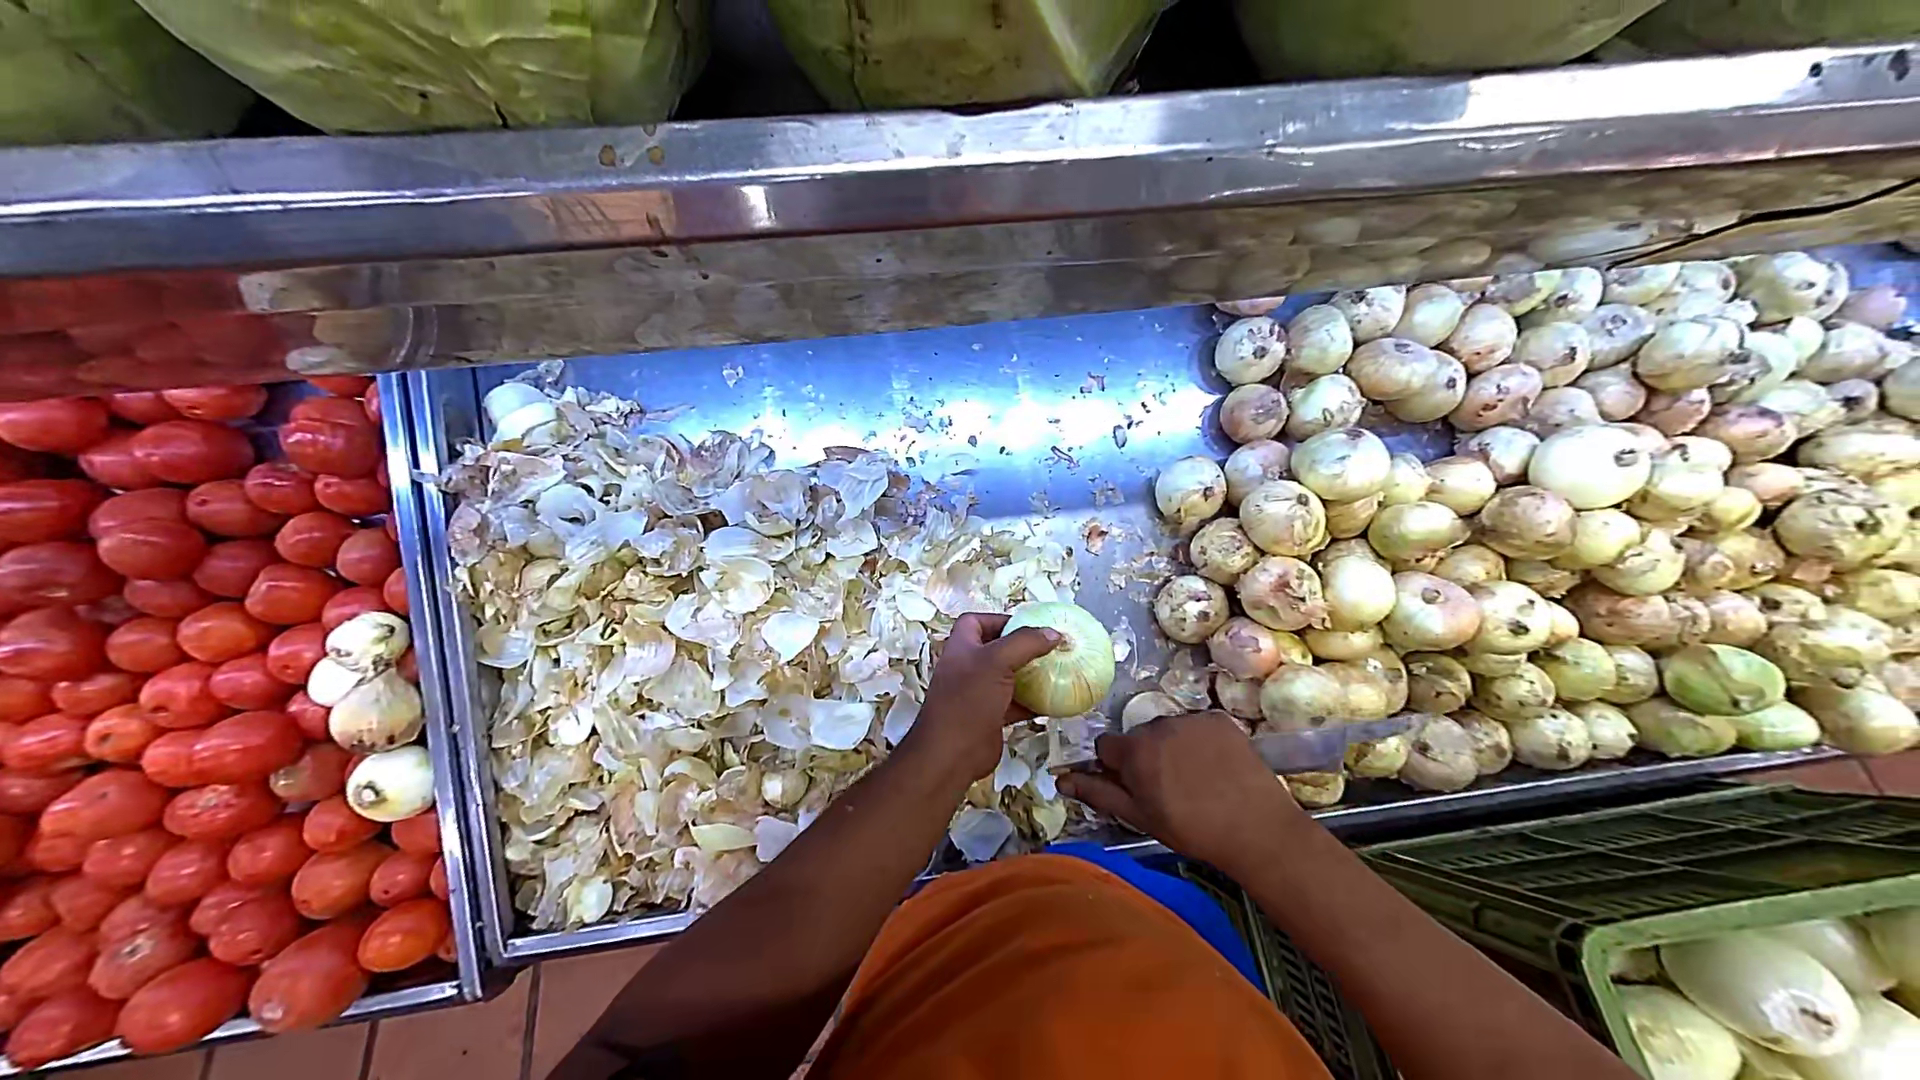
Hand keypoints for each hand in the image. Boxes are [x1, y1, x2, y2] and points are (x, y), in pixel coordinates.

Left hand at [899, 612, 1061, 784]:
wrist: (952, 753)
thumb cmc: (968, 699)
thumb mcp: (996, 661)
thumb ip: (1025, 643)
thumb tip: (1054, 633)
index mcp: (961, 647)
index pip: (976, 621)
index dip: (999, 620)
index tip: (1027, 625)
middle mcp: (968, 667)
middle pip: (996, 648)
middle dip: (1022, 647)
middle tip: (1048, 648)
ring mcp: (979, 693)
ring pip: (1009, 677)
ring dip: (1031, 674)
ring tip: (1056, 670)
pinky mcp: (991, 716)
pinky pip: (1016, 703)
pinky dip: (1033, 702)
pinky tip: (1054, 701)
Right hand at [1059, 711, 1308, 876]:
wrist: (1258, 829)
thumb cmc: (1193, 829)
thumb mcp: (1140, 817)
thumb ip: (1098, 793)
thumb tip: (1062, 780)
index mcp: (1134, 750)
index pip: (1106, 746)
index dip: (1116, 767)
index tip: (1135, 786)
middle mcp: (1158, 724)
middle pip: (1138, 736)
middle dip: (1145, 756)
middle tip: (1168, 788)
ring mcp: (1191, 718)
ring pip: (1167, 729)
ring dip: (1172, 746)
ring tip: (1196, 778)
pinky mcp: (1219, 718)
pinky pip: (1197, 724)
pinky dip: (1200, 740)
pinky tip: (1215, 765)